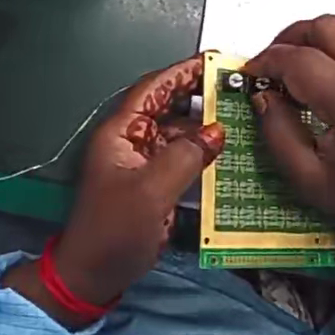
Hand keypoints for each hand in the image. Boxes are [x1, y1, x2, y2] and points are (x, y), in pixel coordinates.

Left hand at [6, 57, 222, 324]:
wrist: (93, 274)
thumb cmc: (113, 231)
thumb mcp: (151, 191)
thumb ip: (185, 156)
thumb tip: (217, 131)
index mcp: (120, 133)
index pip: (152, 89)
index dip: (182, 72)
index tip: (213, 61)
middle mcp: (130, 141)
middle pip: (167, 107)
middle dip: (199, 96)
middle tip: (236, 88)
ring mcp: (142, 163)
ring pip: (176, 133)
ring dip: (204, 125)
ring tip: (241, 117)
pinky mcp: (153, 184)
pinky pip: (180, 159)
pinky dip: (201, 153)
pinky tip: (228, 153)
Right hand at [245, 15, 334, 308]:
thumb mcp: (311, 179)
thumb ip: (277, 133)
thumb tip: (263, 97)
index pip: (298, 59)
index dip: (266, 60)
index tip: (253, 71)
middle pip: (325, 26)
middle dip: (290, 38)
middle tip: (274, 62)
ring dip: (319, 40)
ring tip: (303, 68)